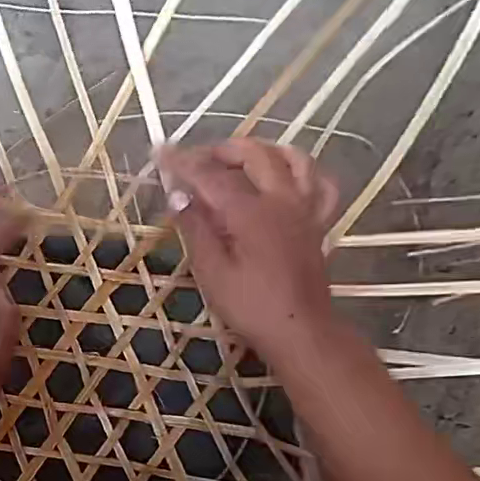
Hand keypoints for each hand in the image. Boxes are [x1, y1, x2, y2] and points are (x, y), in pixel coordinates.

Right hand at [158, 140, 341, 362]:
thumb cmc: (250, 306)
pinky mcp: (318, 223)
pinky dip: (302, 172)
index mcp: (250, 212)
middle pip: (254, 155)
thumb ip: (195, 229)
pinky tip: (286, 177)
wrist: (300, 330)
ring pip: (292, 159)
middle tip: (195, 160)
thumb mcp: (211, 272)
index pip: (210, 176)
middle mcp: (281, 200)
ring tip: (239, 160)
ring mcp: (305, 209)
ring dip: (262, 150)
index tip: (160, 153)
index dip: (183, 163)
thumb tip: (178, 195)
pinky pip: (318, 184)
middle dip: (221, 150)